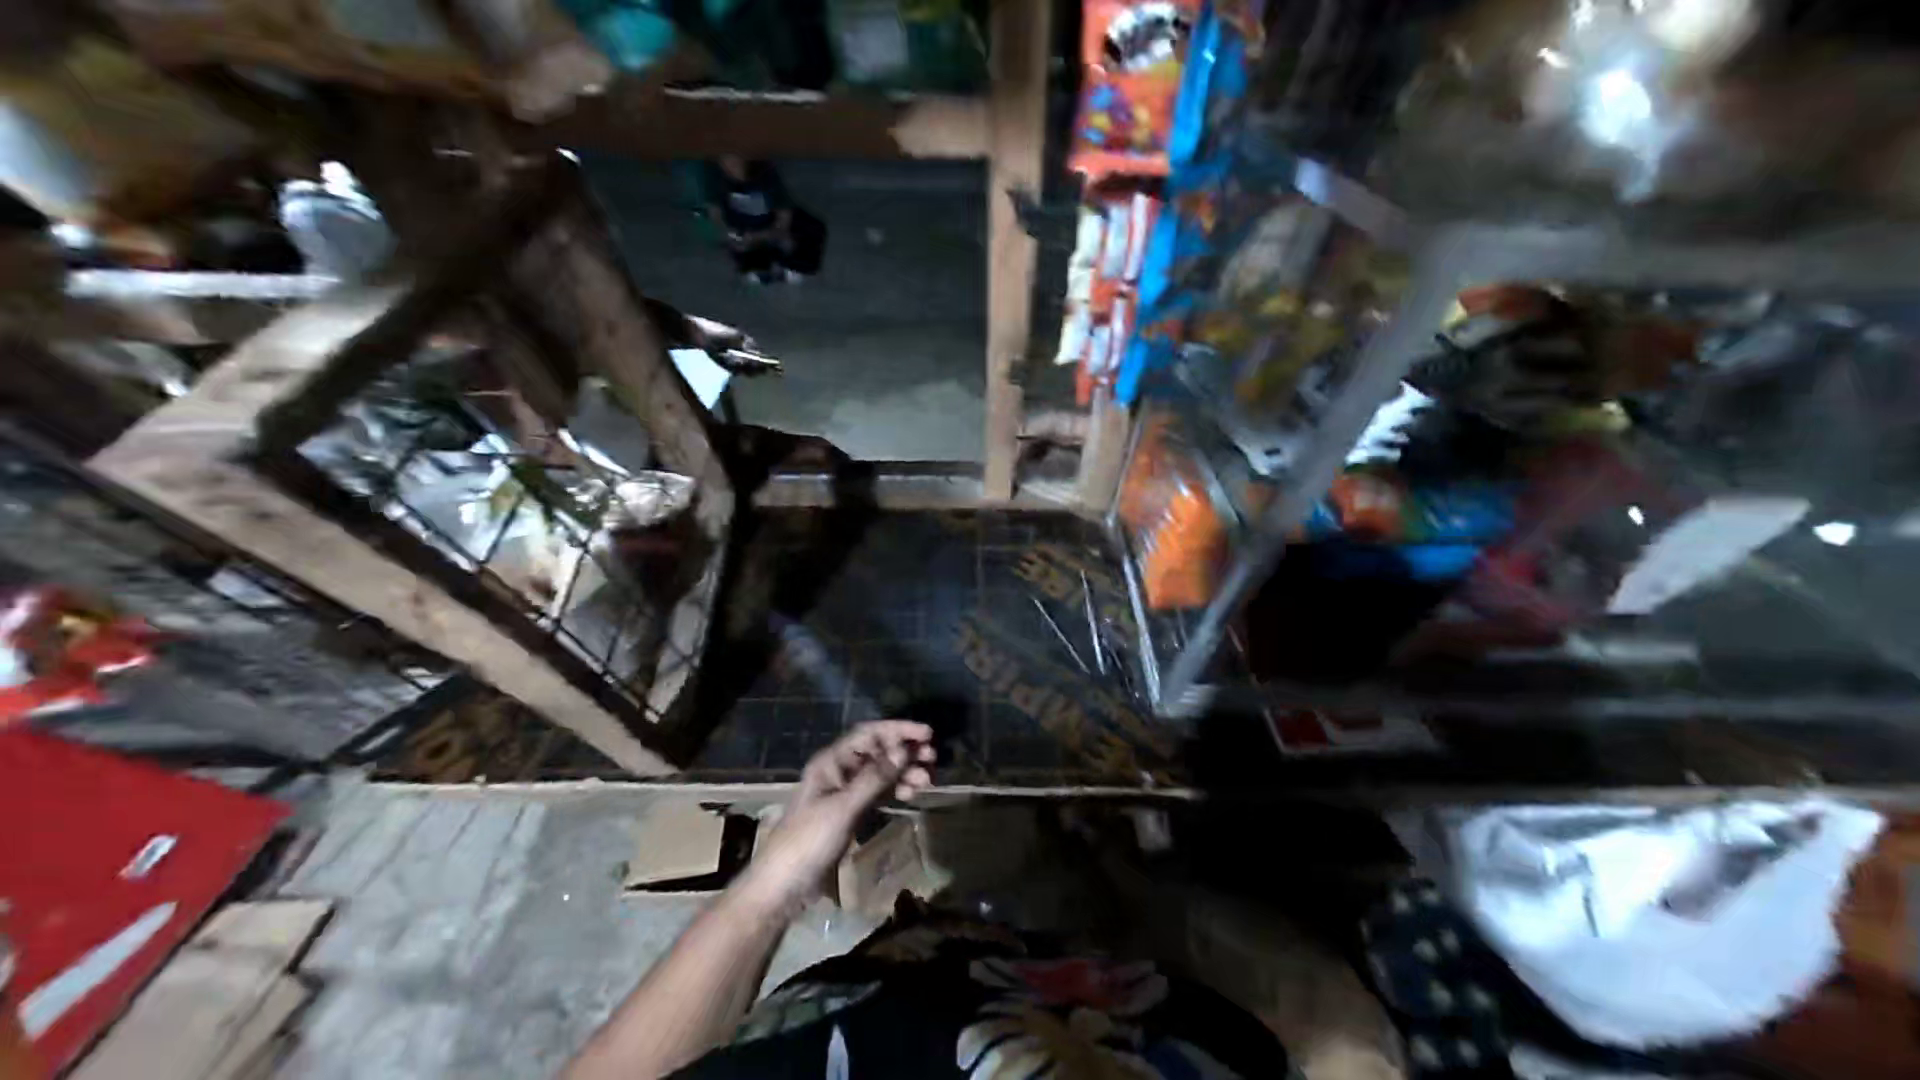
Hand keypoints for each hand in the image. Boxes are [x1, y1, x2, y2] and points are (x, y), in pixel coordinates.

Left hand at [732, 720, 935, 917]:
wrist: (783, 886)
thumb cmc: (808, 841)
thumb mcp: (843, 808)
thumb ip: (874, 778)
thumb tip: (903, 750)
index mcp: (832, 762)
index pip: (869, 734)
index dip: (898, 730)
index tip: (927, 733)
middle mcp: (840, 771)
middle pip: (878, 752)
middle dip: (905, 752)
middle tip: (932, 759)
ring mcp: (845, 793)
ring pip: (881, 773)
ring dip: (904, 773)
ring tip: (927, 780)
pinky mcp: (851, 813)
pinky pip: (879, 793)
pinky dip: (895, 791)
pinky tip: (911, 794)